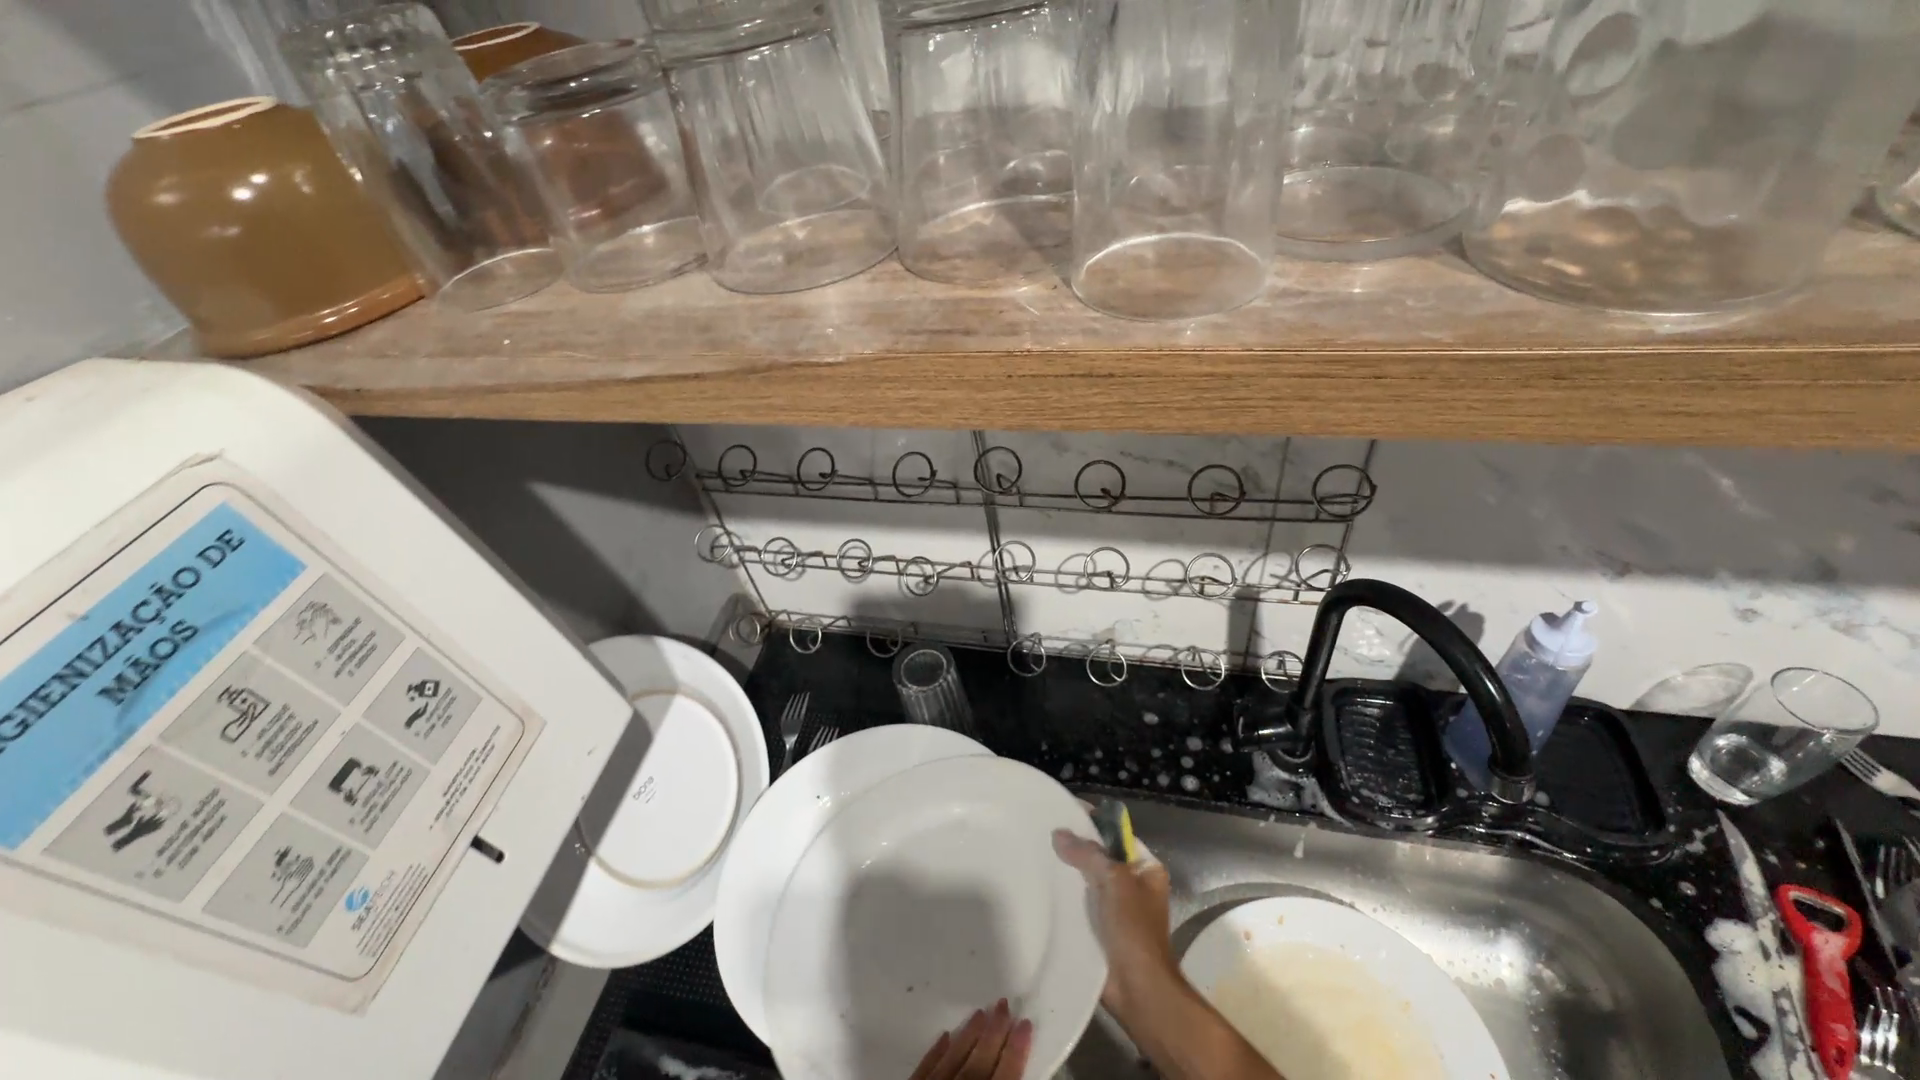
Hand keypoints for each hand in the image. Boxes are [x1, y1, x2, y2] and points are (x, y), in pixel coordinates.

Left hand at [908, 1000, 1031, 1079]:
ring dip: (968, 1035)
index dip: (1017, 1048)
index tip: (1025, 1022)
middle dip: (994, 1031)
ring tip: (980, 1012)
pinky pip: (925, 1068)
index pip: (1006, 1072)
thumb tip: (1016, 1068)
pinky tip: (944, 1035)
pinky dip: (936, 1052)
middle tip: (1003, 1003)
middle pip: (980, 1060)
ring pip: (953, 1058)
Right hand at [1051, 829, 1177, 1014]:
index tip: (1063, 809)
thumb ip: (1088, 854)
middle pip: (1101, 857)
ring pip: (1087, 881)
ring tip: (1035, 854)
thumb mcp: (1115, 881)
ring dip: (1067, 873)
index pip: (1117, 836)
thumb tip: (1059, 833)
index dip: (1094, 822)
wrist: (1136, 986)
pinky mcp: (1099, 928)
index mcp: (1146, 869)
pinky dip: (1063, 896)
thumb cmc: (1133, 928)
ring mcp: (1116, 908)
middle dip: (1076, 847)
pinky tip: (1040, 886)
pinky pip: (1079, 904)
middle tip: (1042, 831)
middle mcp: (1133, 885)